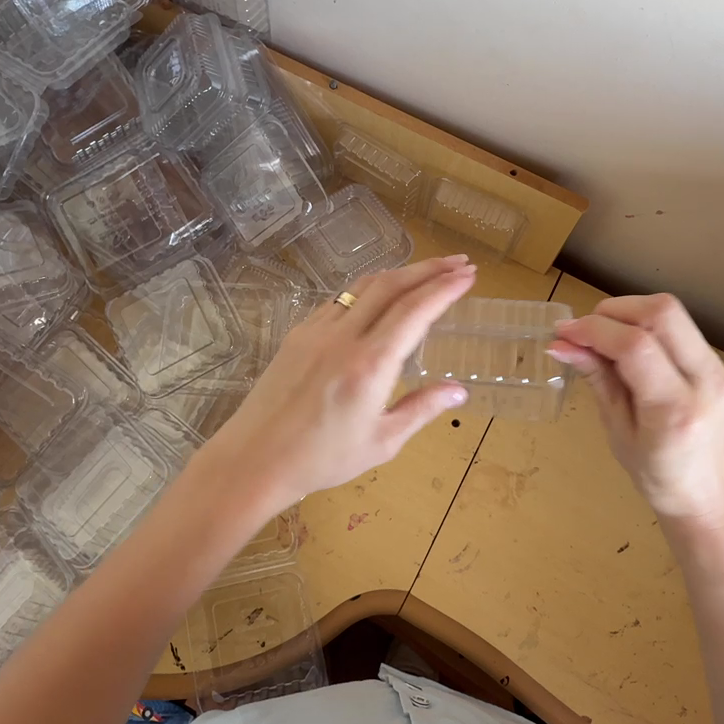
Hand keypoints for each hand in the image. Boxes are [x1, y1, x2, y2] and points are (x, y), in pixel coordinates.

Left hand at [197, 255, 477, 509]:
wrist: (255, 459)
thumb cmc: (322, 460)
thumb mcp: (382, 442)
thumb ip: (422, 409)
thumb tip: (459, 391)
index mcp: (370, 365)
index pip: (415, 311)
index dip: (445, 288)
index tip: (469, 275)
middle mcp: (343, 337)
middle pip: (391, 285)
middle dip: (429, 269)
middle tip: (459, 263)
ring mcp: (316, 331)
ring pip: (363, 286)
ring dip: (399, 274)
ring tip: (427, 273)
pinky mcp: (298, 335)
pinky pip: (339, 301)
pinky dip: (368, 290)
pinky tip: (379, 298)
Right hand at [548, 294, 723, 528]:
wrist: (706, 495)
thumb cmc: (655, 475)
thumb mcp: (616, 430)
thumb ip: (597, 379)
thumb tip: (561, 345)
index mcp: (675, 409)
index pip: (635, 346)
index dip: (594, 330)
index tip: (563, 334)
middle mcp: (704, 381)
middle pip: (662, 312)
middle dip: (615, 310)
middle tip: (585, 329)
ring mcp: (717, 369)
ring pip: (671, 312)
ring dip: (629, 313)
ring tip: (602, 336)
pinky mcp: (716, 364)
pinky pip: (678, 327)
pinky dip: (644, 324)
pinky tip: (623, 345)